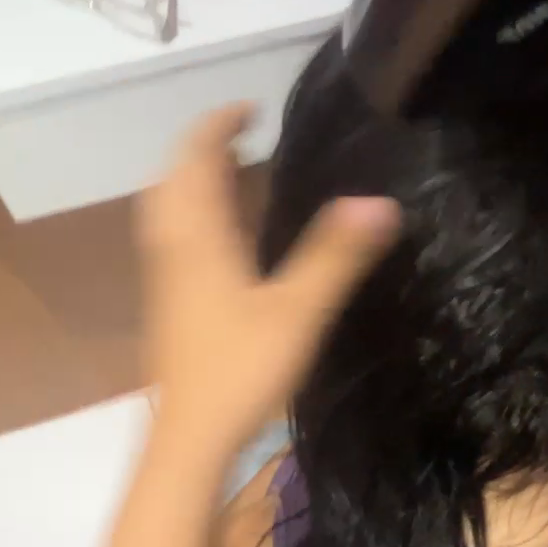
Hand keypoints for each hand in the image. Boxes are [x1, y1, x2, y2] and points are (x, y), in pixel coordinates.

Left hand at [138, 104, 399, 449]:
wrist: (190, 438)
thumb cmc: (241, 372)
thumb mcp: (298, 312)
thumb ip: (336, 257)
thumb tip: (381, 204)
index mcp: (200, 239)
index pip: (197, 158)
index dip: (219, 125)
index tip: (250, 109)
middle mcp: (175, 252)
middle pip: (173, 183)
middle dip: (201, 152)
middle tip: (238, 141)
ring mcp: (166, 284)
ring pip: (168, 216)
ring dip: (193, 187)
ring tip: (228, 181)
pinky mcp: (169, 313)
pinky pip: (174, 247)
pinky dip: (193, 225)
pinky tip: (220, 249)